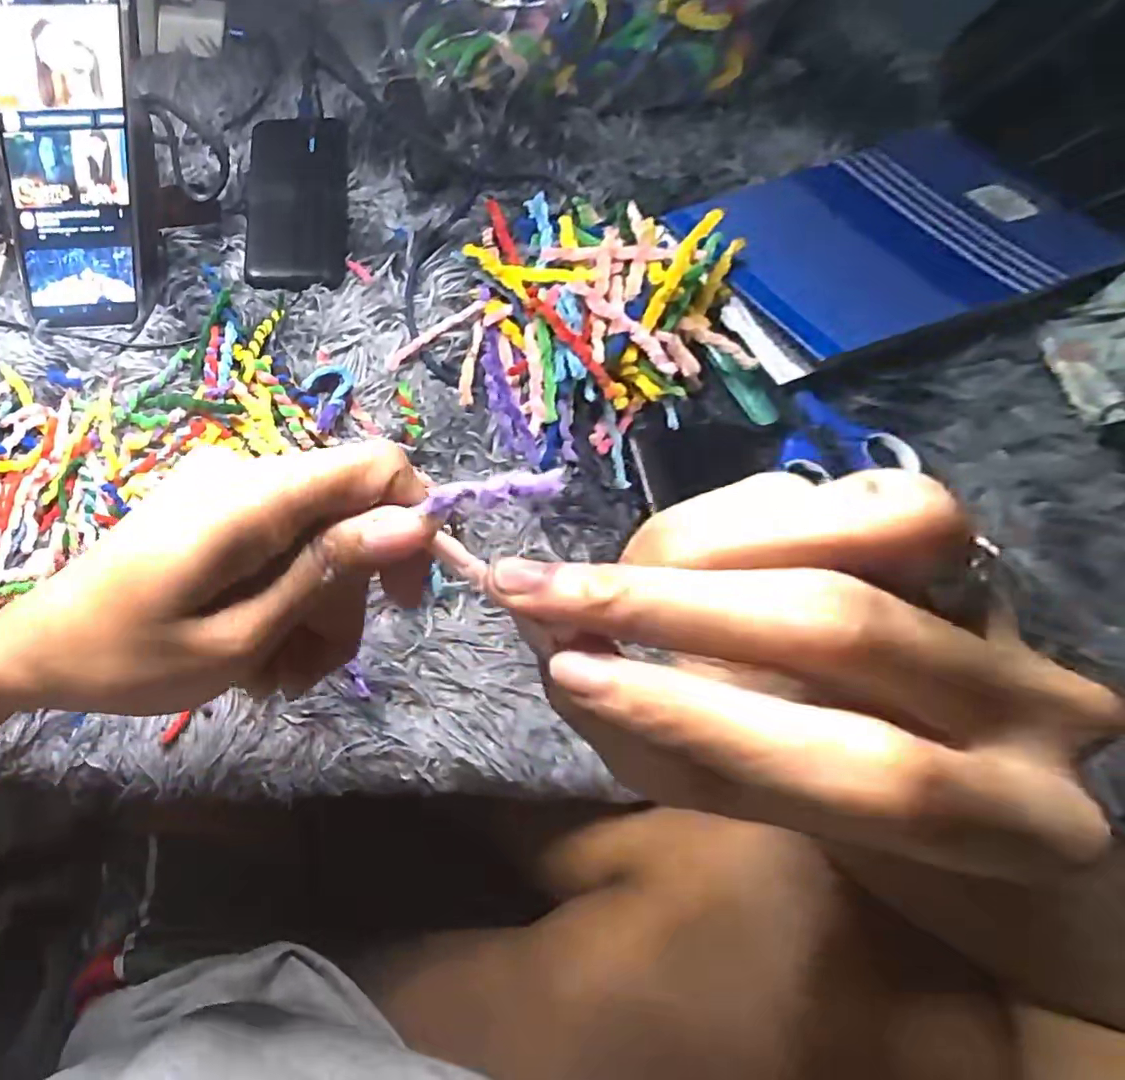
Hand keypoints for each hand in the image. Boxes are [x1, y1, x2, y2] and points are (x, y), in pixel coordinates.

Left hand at [0, 441, 434, 715]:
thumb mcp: (235, 638)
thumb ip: (322, 573)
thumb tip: (411, 523)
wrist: (39, 648)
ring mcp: (220, 492)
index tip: (403, 602)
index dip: (410, 523)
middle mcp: (239, 475)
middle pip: (344, 515)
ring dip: (307, 612)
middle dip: (342, 598)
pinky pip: (272, 544)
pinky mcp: (206, 513)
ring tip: (270, 675)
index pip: (373, 465)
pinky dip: (276, 598)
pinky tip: (251, 650)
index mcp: (248, 496)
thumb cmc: (125, 659)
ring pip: (311, 540)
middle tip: (306, 670)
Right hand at [461, 471, 1121, 880]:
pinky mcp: (972, 547)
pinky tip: (689, 546)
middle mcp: (1037, 711)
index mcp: (996, 824)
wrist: (921, 758)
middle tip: (525, 587)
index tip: (566, 673)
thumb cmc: (799, 795)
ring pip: (841, 548)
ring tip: (589, 576)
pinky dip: (744, 515)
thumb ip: (633, 728)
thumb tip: (549, 640)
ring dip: (673, 555)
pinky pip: (870, 503)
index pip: (859, 768)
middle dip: (648, 603)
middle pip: (832, 628)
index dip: (693, 713)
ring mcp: (1010, 615)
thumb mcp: (709, 790)